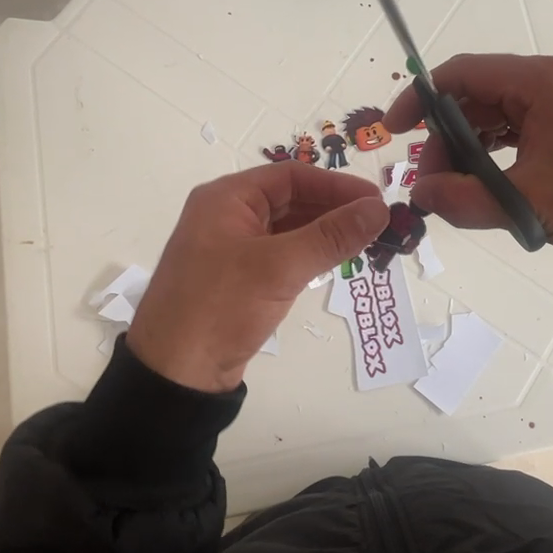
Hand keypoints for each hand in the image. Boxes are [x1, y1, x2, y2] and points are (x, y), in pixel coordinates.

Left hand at [126, 164, 388, 392]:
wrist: (173, 375)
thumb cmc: (220, 307)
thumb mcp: (279, 267)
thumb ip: (331, 236)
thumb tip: (379, 209)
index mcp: (226, 198)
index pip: (292, 177)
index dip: (337, 186)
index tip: (378, 200)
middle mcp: (227, 215)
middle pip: (291, 199)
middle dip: (335, 209)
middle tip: (380, 224)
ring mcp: (231, 248)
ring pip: (289, 228)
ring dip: (325, 233)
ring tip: (368, 242)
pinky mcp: (239, 278)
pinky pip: (281, 254)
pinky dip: (309, 255)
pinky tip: (337, 261)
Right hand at [383, 54, 552, 253]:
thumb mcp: (529, 204)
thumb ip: (466, 200)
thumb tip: (419, 194)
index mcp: (540, 84)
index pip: (463, 73)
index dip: (421, 98)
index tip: (395, 129)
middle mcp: (546, 81)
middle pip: (474, 95)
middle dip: (444, 137)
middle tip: (432, 182)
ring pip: (490, 113)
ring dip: (466, 147)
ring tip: (455, 187)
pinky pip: (511, 126)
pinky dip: (489, 150)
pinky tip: (481, 180)